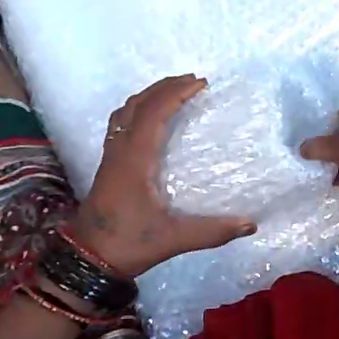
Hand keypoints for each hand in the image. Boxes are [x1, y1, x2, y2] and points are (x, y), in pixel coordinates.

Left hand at [69, 75, 256, 276]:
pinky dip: (136, 110)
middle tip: (192, 80)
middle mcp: (120, 150)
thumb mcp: (174, 239)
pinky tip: (148, 119)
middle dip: (165, 87)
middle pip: (138, 104)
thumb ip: (212, 231)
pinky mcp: (108, 165)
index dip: (177, 93)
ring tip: (172, 91)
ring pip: (125, 112)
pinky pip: (120, 124)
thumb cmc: (129, 243)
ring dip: (149, 96)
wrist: (87, 258)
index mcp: (136, 159)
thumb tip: (251, 224)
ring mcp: (110, 156)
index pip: (155, 113)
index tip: (201, 84)